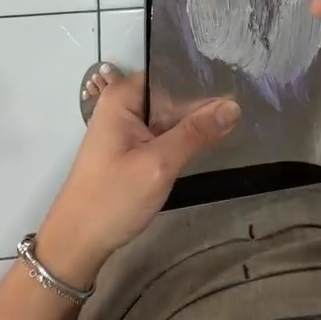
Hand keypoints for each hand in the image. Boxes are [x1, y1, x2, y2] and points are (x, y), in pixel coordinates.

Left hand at [33, 71, 238, 288]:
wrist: (76, 243)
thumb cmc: (113, 199)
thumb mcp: (159, 164)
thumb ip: (196, 133)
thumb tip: (233, 106)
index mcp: (123, 96)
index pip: (172, 76)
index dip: (204, 82)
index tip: (239, 85)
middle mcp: (123, 104)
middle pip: (172, 95)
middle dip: (202, 104)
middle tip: (243, 107)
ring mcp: (126, 127)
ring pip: (169, 116)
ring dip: (194, 123)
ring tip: (235, 120)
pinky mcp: (130, 148)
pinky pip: (162, 133)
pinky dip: (182, 138)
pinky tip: (209, 140)